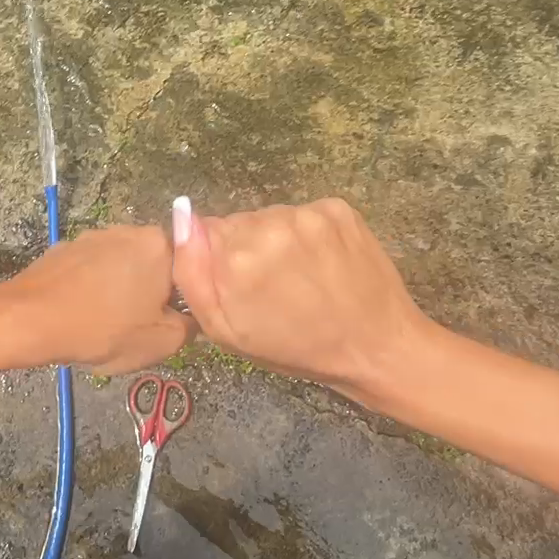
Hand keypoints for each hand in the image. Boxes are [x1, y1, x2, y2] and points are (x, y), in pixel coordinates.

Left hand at [0, 225, 194, 374]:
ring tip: (104, 325)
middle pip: (151, 266)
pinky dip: (89, 290)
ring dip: (118, 292)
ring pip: (119, 268)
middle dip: (148, 294)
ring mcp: (91, 236)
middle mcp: (127, 231)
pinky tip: (79, 315)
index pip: (188, 268)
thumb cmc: (103, 329)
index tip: (168, 323)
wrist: (31, 319)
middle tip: (138, 328)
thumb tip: (189, 317)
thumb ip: (189, 326)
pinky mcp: (63, 248)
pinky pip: (89, 272)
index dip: (182, 299)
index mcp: (158, 245)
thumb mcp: (162, 341)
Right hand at [170, 197, 430, 396]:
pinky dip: (307, 234)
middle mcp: (269, 224)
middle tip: (272, 289)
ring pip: (270, 217)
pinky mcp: (338, 209)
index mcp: (236, 256)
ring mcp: (307, 214)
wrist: (377, 348)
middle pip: (237, 223)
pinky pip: (303, 213)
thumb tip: (180, 215)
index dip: (218, 261)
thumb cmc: (293, 348)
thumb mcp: (225, 330)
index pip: (203, 234)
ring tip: (300, 278)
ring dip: (276, 241)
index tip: (240, 287)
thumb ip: (191, 273)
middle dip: (246, 249)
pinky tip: (321, 264)